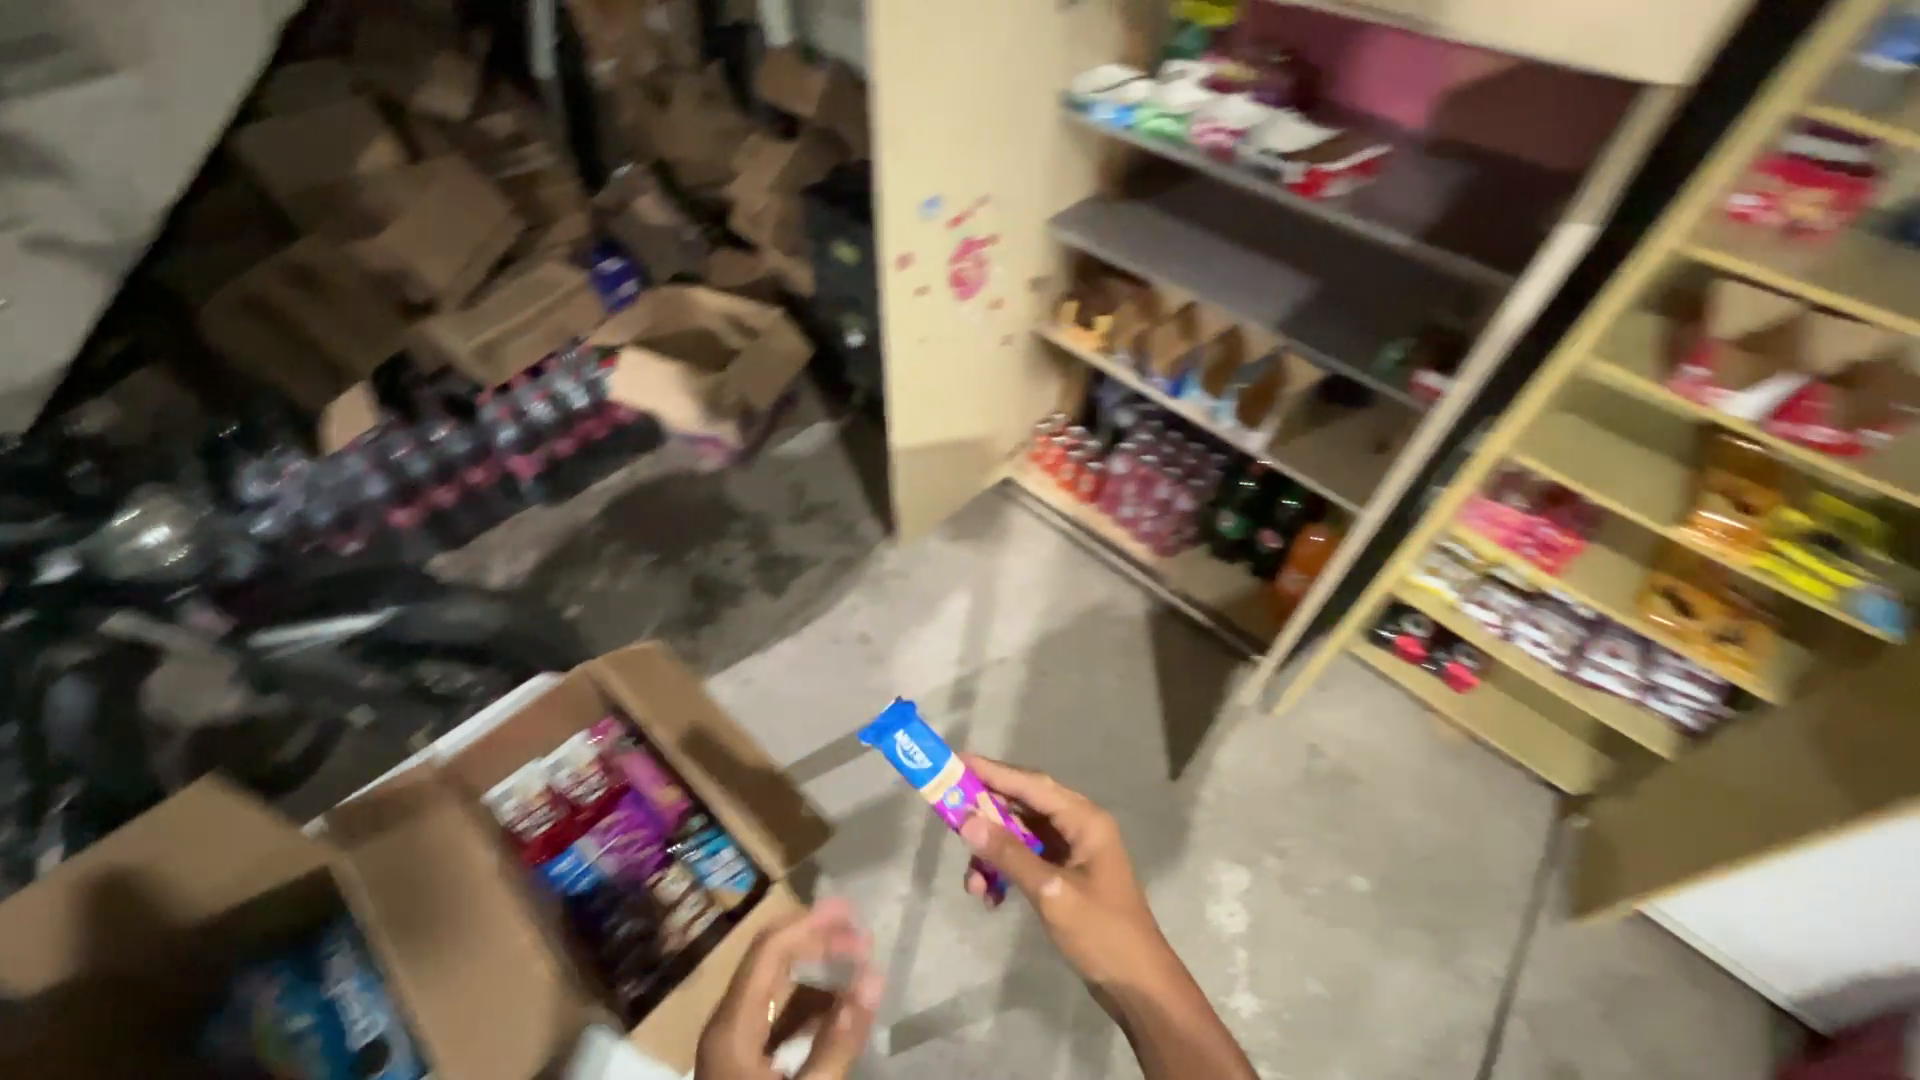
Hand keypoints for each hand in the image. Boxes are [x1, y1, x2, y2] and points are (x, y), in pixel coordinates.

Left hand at [695, 897, 884, 1079]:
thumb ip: (839, 1038)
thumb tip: (874, 975)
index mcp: (732, 1028)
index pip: (769, 952)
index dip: (809, 925)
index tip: (851, 910)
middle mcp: (726, 1029)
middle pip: (771, 966)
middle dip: (817, 945)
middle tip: (863, 936)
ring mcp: (732, 1052)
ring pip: (776, 996)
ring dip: (818, 979)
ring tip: (860, 972)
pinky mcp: (742, 1071)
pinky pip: (777, 1024)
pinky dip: (809, 1012)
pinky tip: (839, 1015)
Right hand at [958, 756, 1175, 988]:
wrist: (1137, 984)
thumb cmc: (1101, 932)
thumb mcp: (1051, 892)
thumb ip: (1009, 854)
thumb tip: (966, 819)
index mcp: (1084, 820)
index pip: (1031, 784)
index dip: (993, 771)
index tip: (956, 762)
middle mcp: (1078, 826)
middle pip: (1022, 805)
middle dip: (985, 814)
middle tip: (948, 814)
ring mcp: (1071, 851)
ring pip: (1019, 836)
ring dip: (992, 854)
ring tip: (973, 885)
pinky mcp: (1063, 874)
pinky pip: (1024, 859)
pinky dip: (1004, 872)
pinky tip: (990, 897)